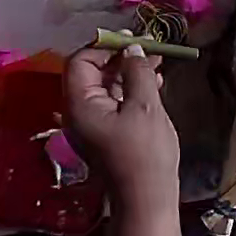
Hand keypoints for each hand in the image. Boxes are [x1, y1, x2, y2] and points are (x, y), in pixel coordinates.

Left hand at [65, 44, 179, 208]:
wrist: (147, 195)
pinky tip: (154, 84)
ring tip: (156, 63)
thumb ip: (138, 73)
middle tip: (148, 48)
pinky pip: (114, 101)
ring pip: (105, 86)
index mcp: (80, 104)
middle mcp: (79, 111)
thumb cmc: (145, 151)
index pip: (81, 62)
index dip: (105, 47)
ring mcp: (92, 123)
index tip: (133, 40)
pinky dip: (131, 89)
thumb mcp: (145, 107)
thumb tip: (133, 49)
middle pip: (91, 73)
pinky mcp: (107, 131)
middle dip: (119, 57)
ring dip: (128, 72)